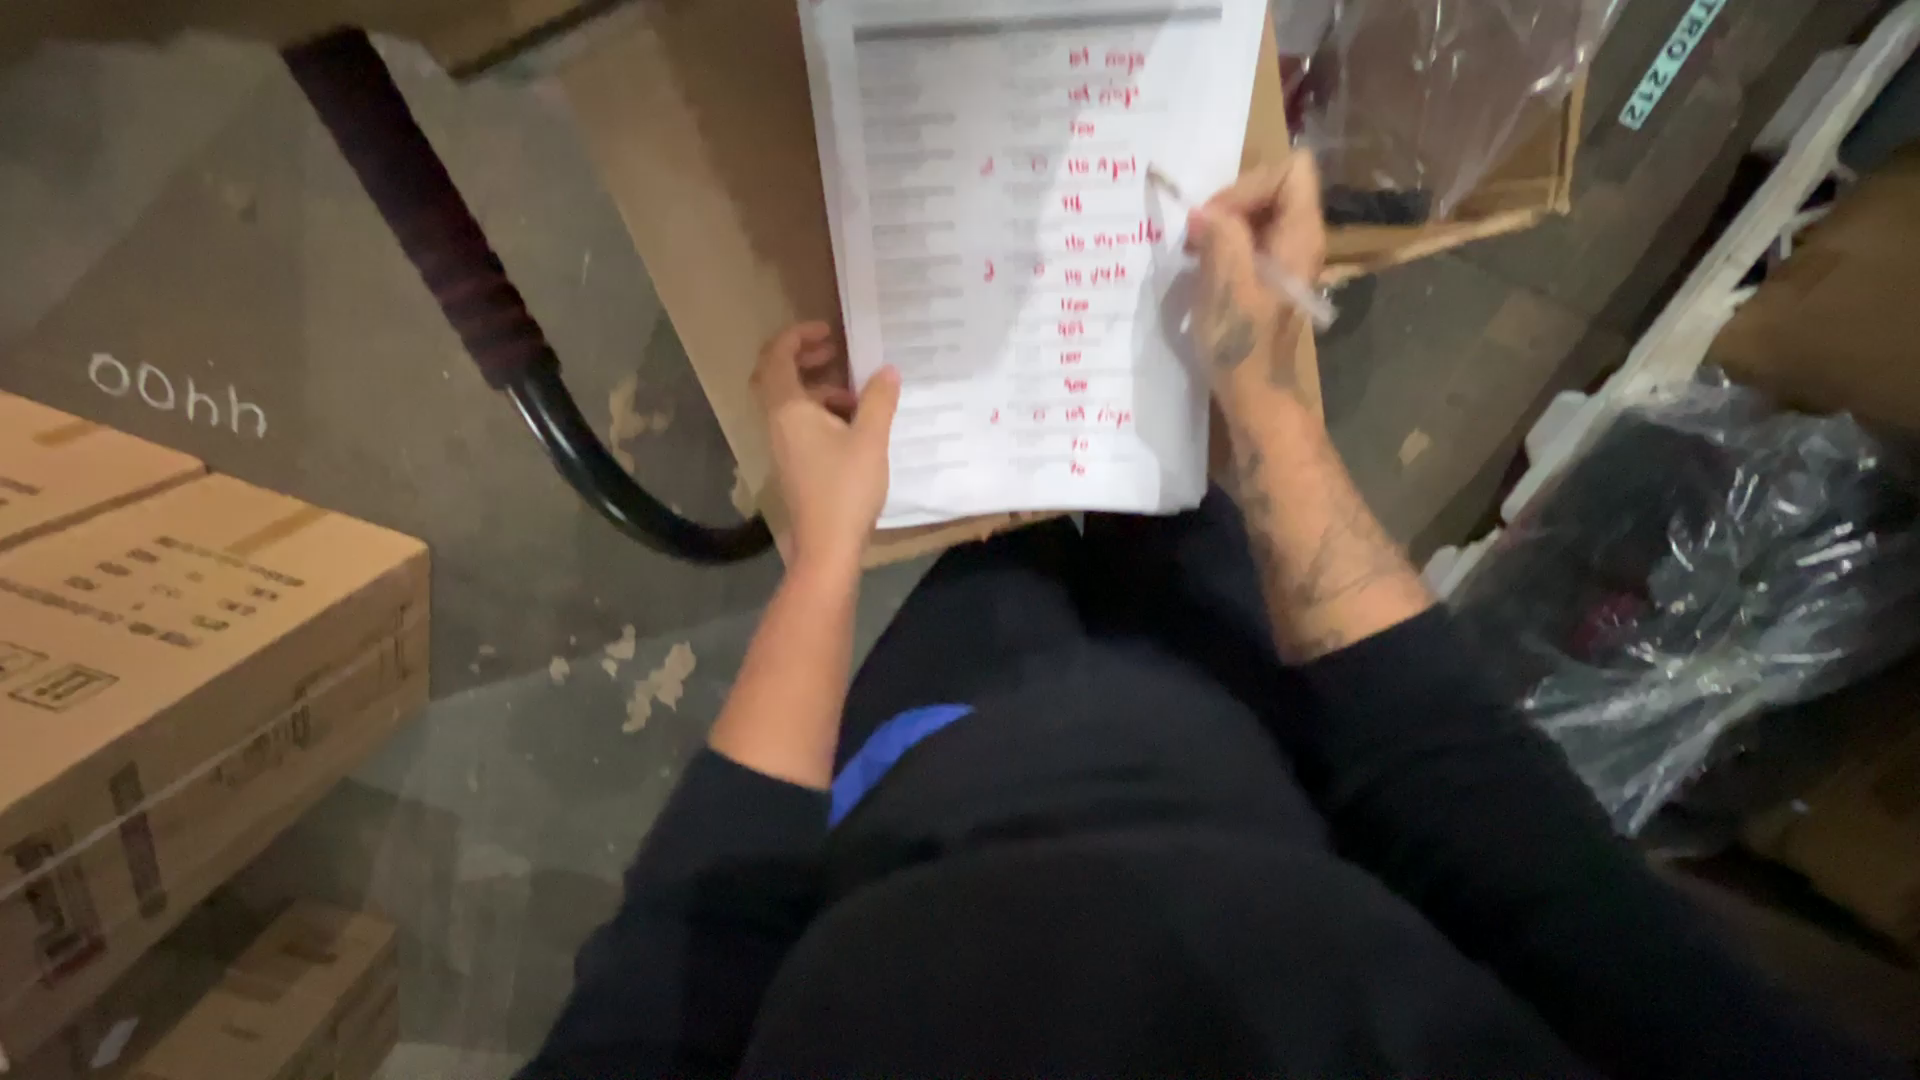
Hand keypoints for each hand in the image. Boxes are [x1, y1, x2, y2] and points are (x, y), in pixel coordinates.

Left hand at [752, 321, 901, 572]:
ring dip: (820, 390)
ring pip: (793, 404)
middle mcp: (778, 423)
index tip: (829, 331)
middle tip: (835, 351)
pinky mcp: (794, 465)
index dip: (797, 336)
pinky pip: (801, 425)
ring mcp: (784, 446)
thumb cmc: (846, 487)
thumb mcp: (870, 439)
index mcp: (789, 410)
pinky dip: (823, 414)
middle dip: (804, 358)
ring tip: (857, 396)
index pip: (777, 357)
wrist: (827, 545)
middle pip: (777, 377)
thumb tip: (887, 370)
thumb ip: (879, 400)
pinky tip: (855, 427)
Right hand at [1186, 154, 1327, 426]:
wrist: (1253, 395)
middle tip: (1195, 237)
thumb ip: (1220, 235)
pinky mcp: (1266, 281)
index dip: (1247, 185)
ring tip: (1193, 254)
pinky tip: (1201, 271)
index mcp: (1299, 236)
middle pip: (1272, 189)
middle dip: (1229, 205)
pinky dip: (1222, 249)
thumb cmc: (1241, 344)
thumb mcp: (1226, 284)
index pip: (1290, 170)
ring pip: (1256, 218)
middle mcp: (1298, 241)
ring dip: (1221, 228)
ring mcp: (1283, 262)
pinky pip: (1247, 245)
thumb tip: (1203, 214)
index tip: (1213, 220)